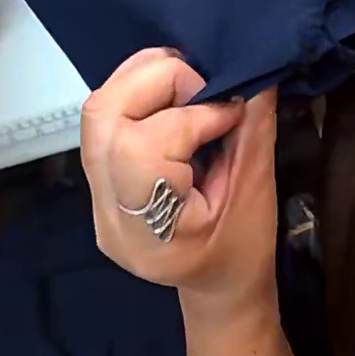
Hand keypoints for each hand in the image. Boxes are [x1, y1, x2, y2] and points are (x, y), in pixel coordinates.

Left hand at [80, 48, 280, 318]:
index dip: (191, 114)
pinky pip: (106, 119)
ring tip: (189, 81)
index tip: (232, 112)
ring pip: (98, 110)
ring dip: (144, 78)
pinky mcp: (101, 178)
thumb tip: (254, 69)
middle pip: (104, 116)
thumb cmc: (242, 251)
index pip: (141, 148)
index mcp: (145, 234)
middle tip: (204, 86)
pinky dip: (138, 91)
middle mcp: (107, 212)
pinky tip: (172, 92)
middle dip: (157, 79)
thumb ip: (252, 127)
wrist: (218, 285)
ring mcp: (97, 196)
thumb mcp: (257, 191)